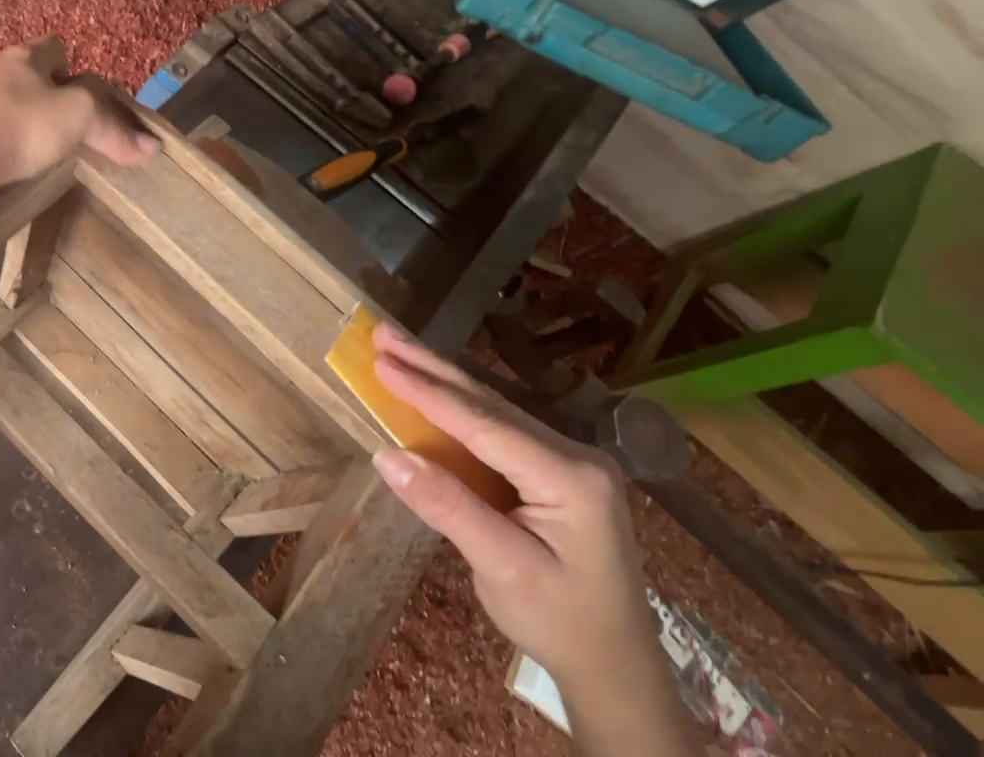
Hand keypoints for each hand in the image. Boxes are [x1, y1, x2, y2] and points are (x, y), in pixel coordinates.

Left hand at [0, 37, 157, 191]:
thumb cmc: (21, 129)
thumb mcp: (78, 122)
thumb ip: (114, 131)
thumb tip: (153, 146)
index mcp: (21, 60)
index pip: (50, 48)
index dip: (66, 65)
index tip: (74, 91)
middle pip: (12, 73)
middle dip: (29, 93)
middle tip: (47, 126)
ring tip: (11, 149)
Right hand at [367, 324, 654, 687]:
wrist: (614, 664)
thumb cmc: (560, 621)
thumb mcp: (502, 567)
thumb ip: (448, 506)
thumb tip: (386, 456)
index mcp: (571, 477)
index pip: (484, 424)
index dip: (427, 392)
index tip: (381, 361)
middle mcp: (574, 456)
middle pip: (489, 404)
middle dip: (431, 368)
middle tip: (383, 333)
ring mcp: (567, 462)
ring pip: (493, 412)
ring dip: (440, 382)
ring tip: (397, 351)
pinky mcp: (554, 473)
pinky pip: (497, 433)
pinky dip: (456, 411)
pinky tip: (431, 392)